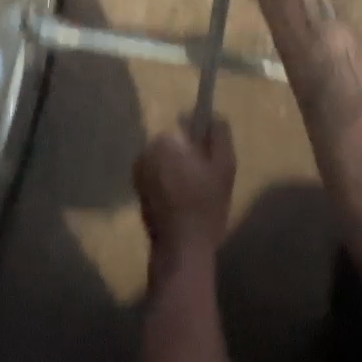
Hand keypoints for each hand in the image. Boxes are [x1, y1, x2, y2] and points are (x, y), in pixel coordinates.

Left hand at [134, 122, 236, 261]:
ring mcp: (138, 171)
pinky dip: (168, 184)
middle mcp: (146, 151)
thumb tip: (213, 115)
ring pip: (165, 161)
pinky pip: (157, 176)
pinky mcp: (137, 190)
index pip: (185, 127)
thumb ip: (219, 135)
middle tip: (205, 181)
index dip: (200, 143)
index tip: (210, 162)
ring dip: (178, 171)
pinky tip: (181, 203)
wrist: (181, 246)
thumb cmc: (205, 205)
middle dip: (188, 157)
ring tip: (194, 195)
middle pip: (174, 144)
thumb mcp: (224, 167)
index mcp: (165, 141)